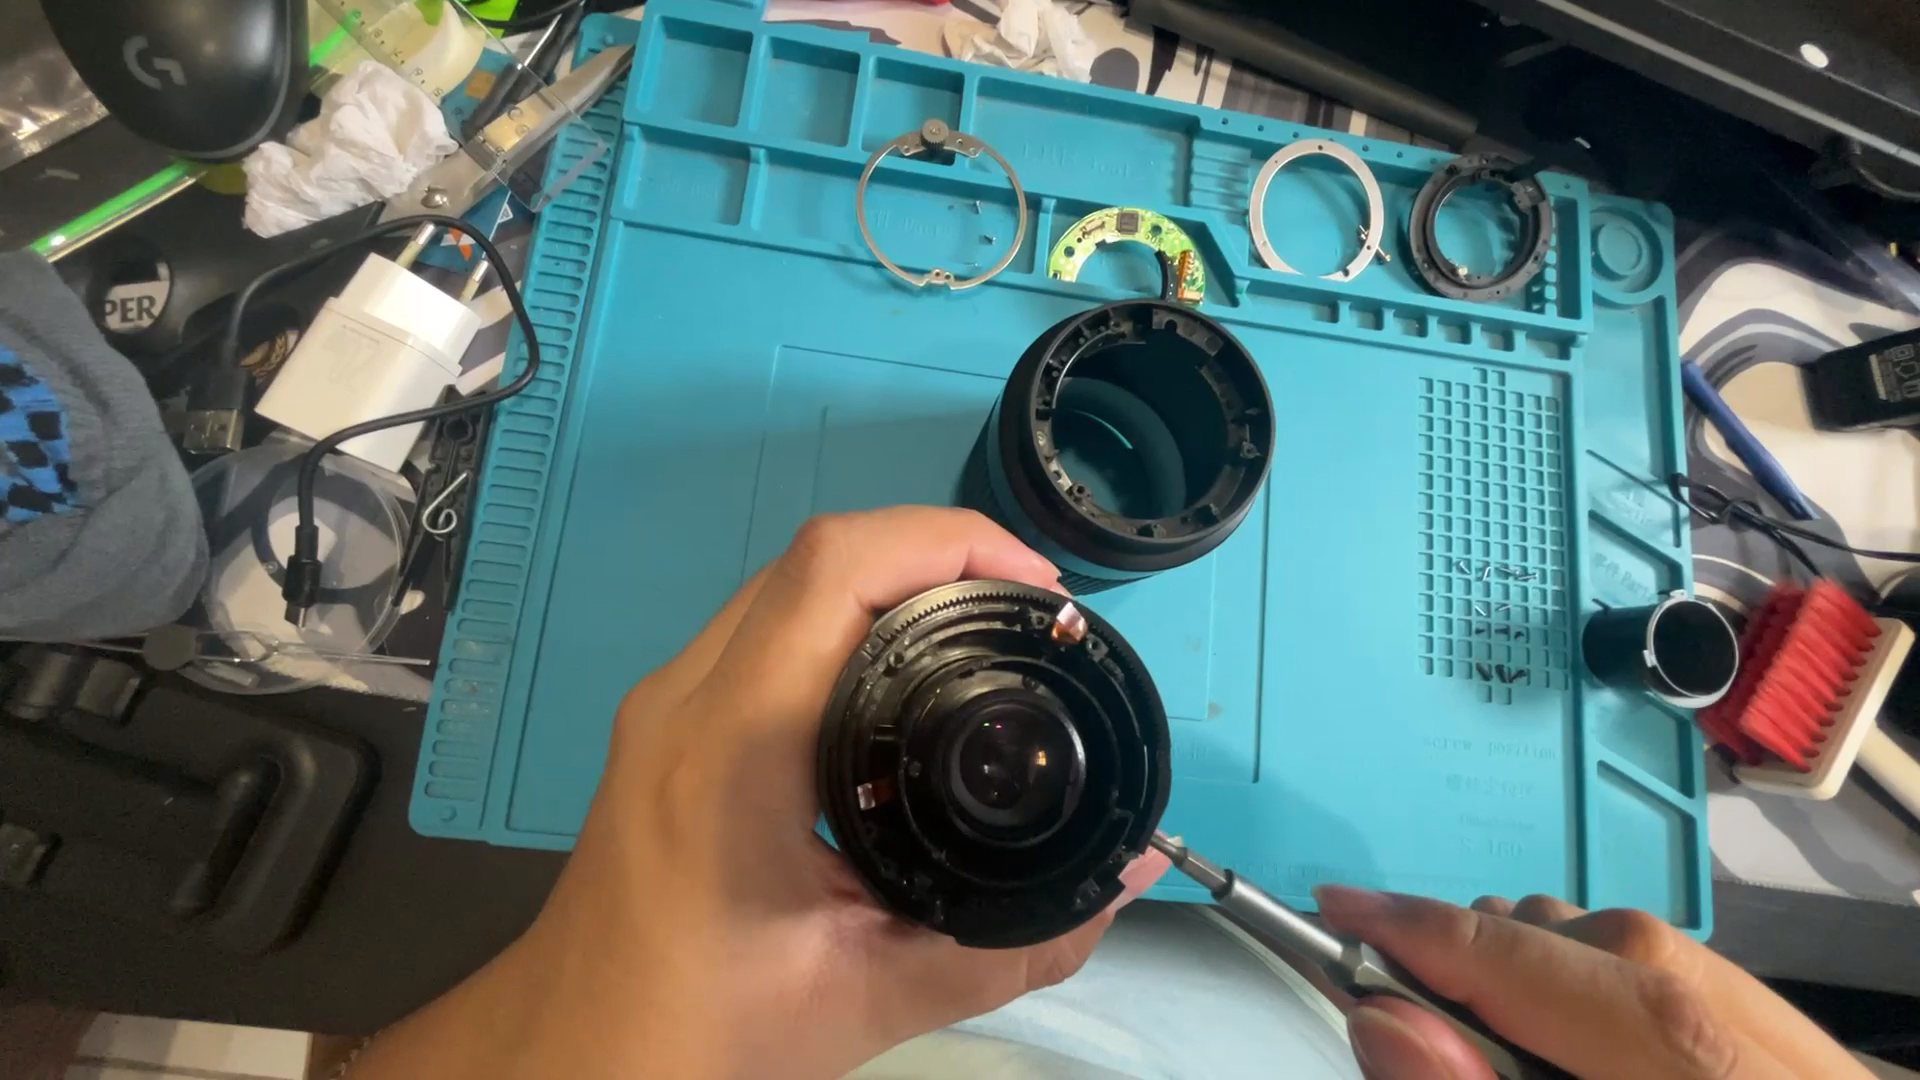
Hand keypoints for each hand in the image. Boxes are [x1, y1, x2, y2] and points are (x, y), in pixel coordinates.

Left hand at [352, 507, 1166, 1079]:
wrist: (568, 1054)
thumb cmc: (698, 1032)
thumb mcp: (870, 1000)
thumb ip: (1015, 944)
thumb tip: (1126, 875)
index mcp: (734, 743)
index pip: (835, 572)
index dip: (946, 543)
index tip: (1034, 586)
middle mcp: (693, 690)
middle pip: (821, 554)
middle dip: (939, 550)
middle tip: (1025, 604)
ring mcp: (675, 689)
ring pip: (798, 575)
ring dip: (899, 571)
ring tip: (983, 618)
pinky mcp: (679, 704)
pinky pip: (779, 612)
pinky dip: (859, 604)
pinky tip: (909, 657)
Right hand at [1313, 886, 1871, 1079]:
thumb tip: (1379, 1018)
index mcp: (1711, 1079)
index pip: (1551, 970)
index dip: (1427, 930)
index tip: (1335, 907)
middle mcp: (1777, 1047)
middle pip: (1582, 940)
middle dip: (1476, 960)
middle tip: (1412, 1012)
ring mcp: (1799, 1040)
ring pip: (1610, 937)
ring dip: (1526, 968)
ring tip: (1505, 1043)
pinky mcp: (1790, 1038)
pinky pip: (1650, 961)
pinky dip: (1577, 979)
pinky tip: (1568, 1045)